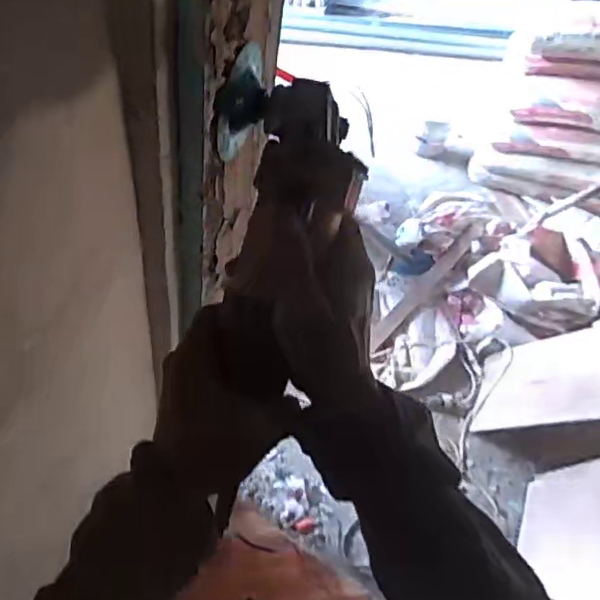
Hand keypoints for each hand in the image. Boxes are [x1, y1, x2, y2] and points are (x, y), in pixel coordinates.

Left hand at [152, 307, 292, 498]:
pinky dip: (219, 372)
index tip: (263, 316)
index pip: (212, 312)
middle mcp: (179, 357)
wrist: (175, 483)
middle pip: (210, 331)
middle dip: (238, 334)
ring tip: (262, 364)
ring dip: (229, 356)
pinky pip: (199, 370)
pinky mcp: (174, 395)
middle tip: (269, 341)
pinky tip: (244, 388)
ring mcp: (173, 377)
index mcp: (194, 353)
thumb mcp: (258, 426)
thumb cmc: (215, 445)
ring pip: (204, 352)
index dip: (237, 310)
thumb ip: (285, 409)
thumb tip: (303, 400)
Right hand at [264, 214, 381, 412]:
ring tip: (247, 266)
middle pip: (322, 235)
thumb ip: (293, 255)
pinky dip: (286, 276)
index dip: (311, 204)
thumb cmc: (320, 345)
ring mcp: (345, 290)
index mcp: (350, 262)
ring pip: (313, 257)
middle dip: (287, 232)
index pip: (338, 214)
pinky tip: (260, 291)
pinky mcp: (334, 308)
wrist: (338, 396)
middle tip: (254, 238)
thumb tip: (283, 211)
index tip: (279, 203)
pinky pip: (309, 278)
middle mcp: (352, 270)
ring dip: (282, 256)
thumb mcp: (301, 298)